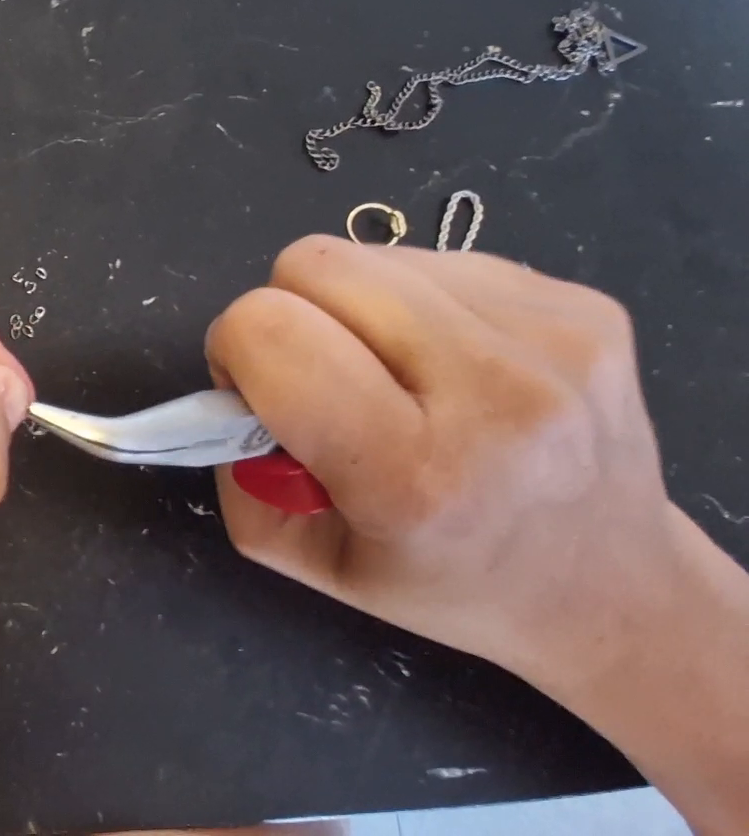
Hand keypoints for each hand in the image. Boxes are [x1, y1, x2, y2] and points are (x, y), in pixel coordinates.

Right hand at [204, 235, 679, 687]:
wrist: (611, 591)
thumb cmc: (436, 579)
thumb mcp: (299, 552)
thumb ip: (233, 468)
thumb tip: (232, 388)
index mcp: (408, 470)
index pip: (267, 330)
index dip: (233, 349)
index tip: (254, 393)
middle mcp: (493, 391)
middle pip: (312, 266)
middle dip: (282, 311)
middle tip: (313, 372)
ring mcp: (550, 338)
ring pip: (366, 253)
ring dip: (346, 304)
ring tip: (384, 368)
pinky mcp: (586, 306)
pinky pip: (433, 260)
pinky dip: (408, 301)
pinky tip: (439, 360)